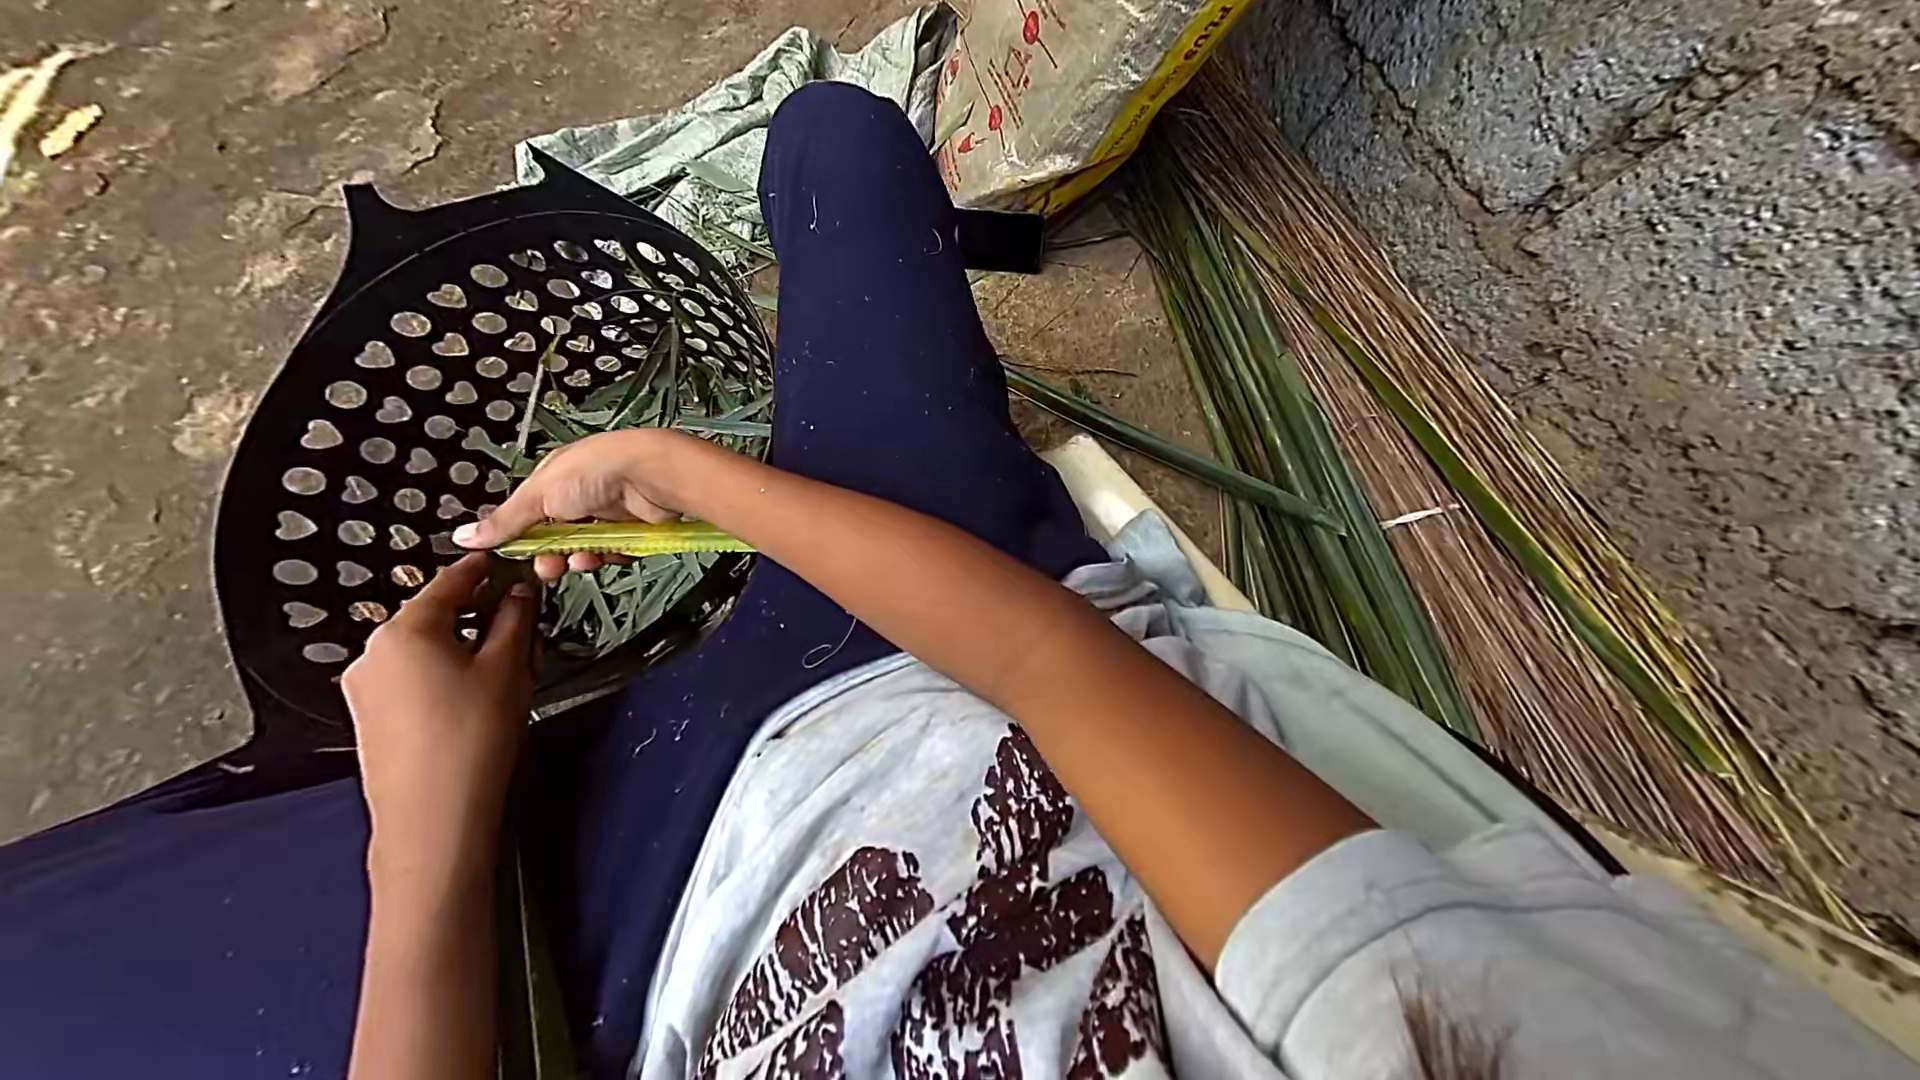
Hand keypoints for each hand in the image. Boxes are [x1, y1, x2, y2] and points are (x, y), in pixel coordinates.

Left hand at [342, 553, 538, 886]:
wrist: (433, 812)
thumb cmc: (472, 733)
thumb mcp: (509, 665)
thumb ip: (516, 617)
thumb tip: (519, 591)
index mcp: (404, 631)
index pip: (451, 581)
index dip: (484, 567)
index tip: (506, 559)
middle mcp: (374, 652)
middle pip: (435, 614)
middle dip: (478, 611)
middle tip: (520, 616)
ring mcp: (366, 686)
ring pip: (425, 646)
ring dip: (465, 641)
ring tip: (506, 659)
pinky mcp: (371, 715)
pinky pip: (413, 673)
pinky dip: (446, 668)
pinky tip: (477, 688)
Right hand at [451, 428, 697, 579]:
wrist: (652, 474)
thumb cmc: (595, 470)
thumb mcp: (539, 494)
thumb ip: (505, 520)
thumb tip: (463, 536)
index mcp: (555, 478)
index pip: (531, 514)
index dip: (524, 538)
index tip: (518, 556)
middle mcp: (584, 492)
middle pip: (560, 535)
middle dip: (553, 555)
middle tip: (552, 567)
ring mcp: (613, 509)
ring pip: (589, 546)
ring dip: (583, 558)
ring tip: (584, 560)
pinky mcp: (638, 525)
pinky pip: (619, 549)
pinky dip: (612, 555)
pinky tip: (610, 554)